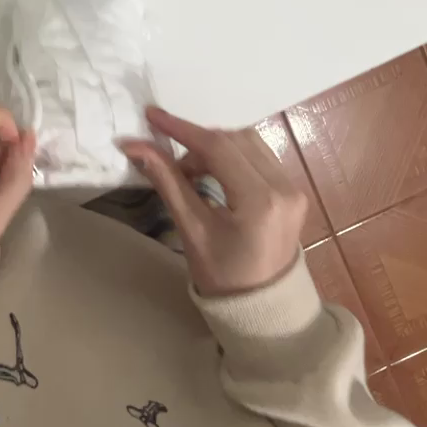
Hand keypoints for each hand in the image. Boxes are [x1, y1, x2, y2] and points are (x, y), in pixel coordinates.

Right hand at [121, 106, 308, 296]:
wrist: (264, 310)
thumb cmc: (223, 277)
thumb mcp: (191, 230)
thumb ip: (167, 182)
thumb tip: (134, 146)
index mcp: (260, 201)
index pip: (218, 148)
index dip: (182, 129)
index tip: (152, 116)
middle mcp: (283, 186)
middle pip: (234, 139)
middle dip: (197, 141)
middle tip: (170, 159)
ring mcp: (292, 187)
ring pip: (247, 142)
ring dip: (214, 147)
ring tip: (190, 171)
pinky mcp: (292, 189)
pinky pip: (258, 155)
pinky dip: (231, 155)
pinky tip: (212, 174)